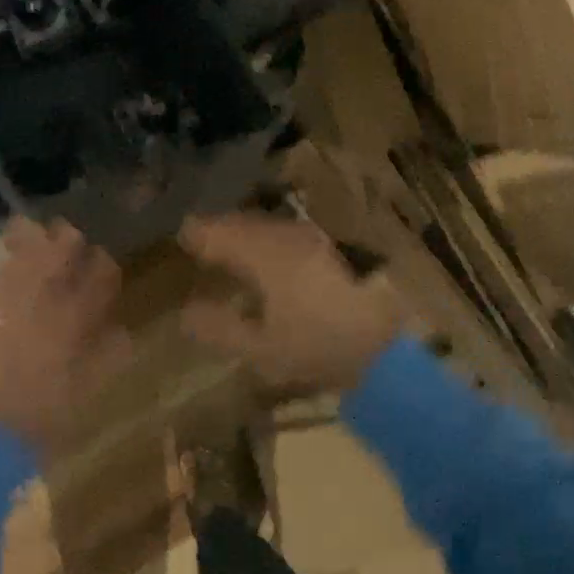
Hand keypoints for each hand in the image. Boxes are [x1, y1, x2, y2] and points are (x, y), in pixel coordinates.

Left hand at [0, 218, 132, 451]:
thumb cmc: (41, 422)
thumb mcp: (83, 394)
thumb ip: (104, 360)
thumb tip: (123, 332)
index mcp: (65, 329)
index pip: (90, 289)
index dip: (100, 269)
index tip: (105, 257)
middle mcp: (32, 313)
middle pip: (49, 268)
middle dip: (61, 245)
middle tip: (67, 228)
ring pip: (8, 271)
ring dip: (18, 247)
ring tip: (25, 226)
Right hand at [178, 213, 402, 393]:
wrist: (393, 349)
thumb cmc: (320, 347)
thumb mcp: (262, 349)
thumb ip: (219, 328)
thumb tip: (185, 312)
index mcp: (263, 253)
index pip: (217, 232)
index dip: (196, 234)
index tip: (181, 238)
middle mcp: (287, 236)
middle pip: (243, 223)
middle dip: (220, 230)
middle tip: (203, 242)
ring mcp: (316, 239)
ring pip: (269, 227)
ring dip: (247, 234)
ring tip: (235, 251)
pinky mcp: (338, 249)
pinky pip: (291, 236)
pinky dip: (273, 242)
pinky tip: (274, 262)